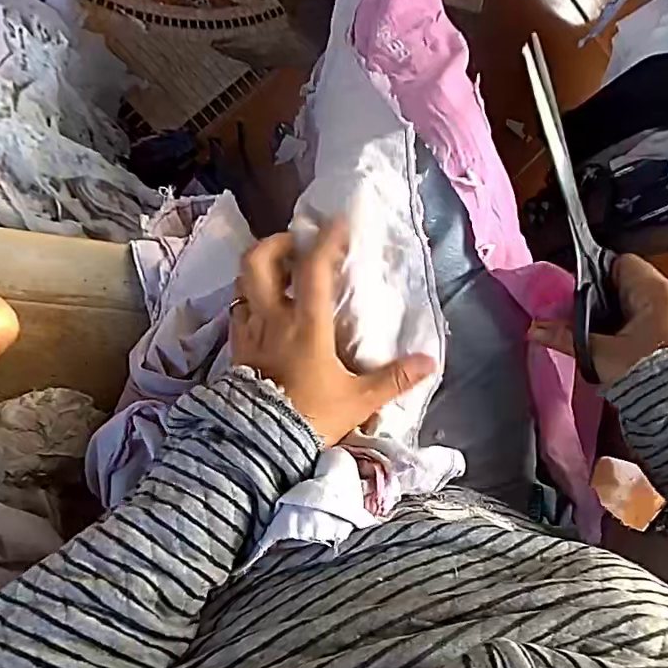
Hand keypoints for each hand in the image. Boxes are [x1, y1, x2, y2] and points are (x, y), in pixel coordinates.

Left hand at [230, 219, 436, 444]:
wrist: (262, 444)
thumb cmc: (313, 415)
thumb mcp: (360, 399)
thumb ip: (395, 378)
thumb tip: (430, 362)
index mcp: (305, 324)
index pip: (313, 268)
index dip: (326, 240)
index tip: (339, 223)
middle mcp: (272, 319)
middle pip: (259, 261)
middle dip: (277, 244)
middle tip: (297, 246)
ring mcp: (250, 333)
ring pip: (243, 284)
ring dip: (261, 271)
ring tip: (281, 276)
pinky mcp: (237, 351)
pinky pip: (238, 313)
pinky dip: (250, 303)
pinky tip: (264, 313)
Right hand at [528, 254, 667, 385]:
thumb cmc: (647, 378)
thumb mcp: (601, 355)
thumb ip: (566, 338)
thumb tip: (535, 329)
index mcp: (657, 291)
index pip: (622, 263)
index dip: (597, 275)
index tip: (582, 296)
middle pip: (630, 283)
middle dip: (607, 299)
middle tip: (589, 320)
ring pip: (642, 302)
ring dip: (623, 315)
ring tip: (606, 336)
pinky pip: (655, 318)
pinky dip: (638, 327)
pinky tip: (625, 345)